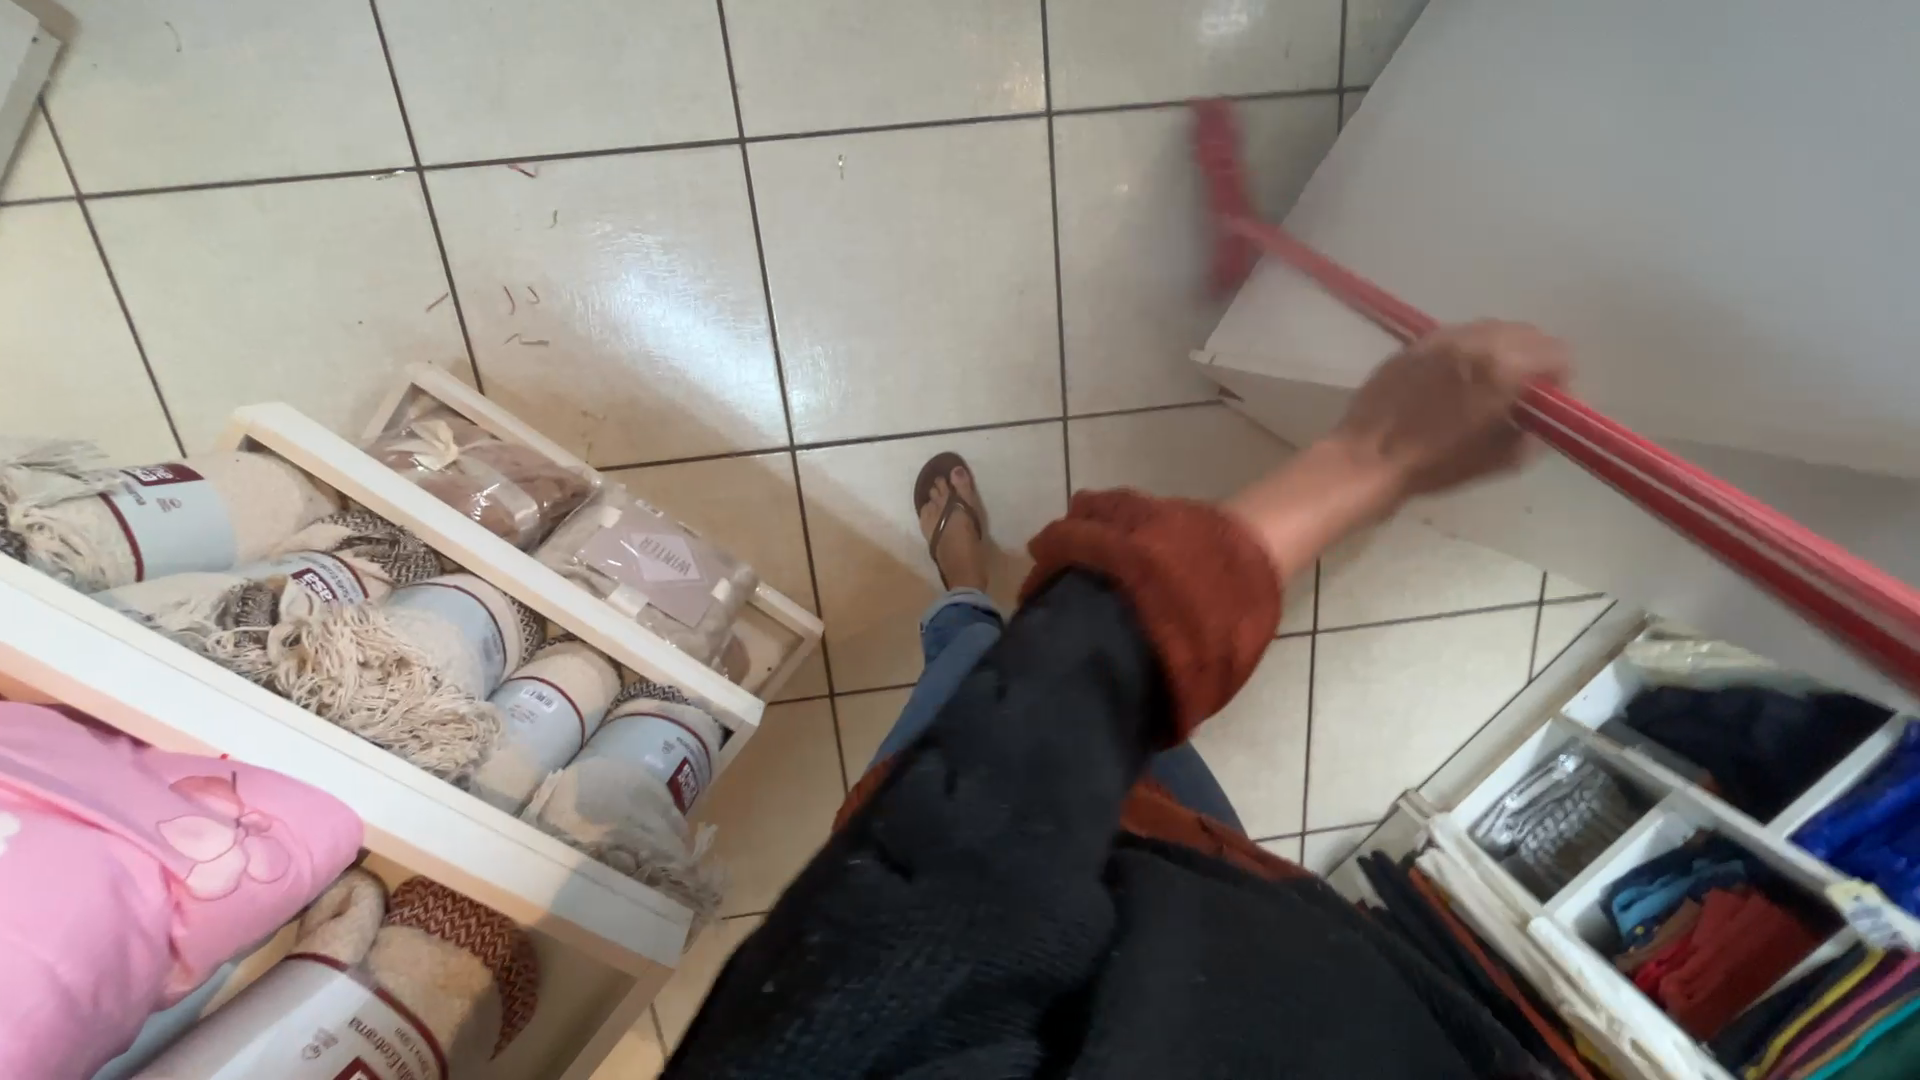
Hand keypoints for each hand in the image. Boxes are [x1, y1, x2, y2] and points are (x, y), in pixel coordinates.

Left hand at [1332, 319, 1570, 500]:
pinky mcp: (1407, 348)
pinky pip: (1449, 338)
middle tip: (1521, 387)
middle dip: (1530, 358)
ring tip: (1486, 380)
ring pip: (1485, 330)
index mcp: (1503, 367)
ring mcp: (1436, 341)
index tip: (1550, 397)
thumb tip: (1542, 423)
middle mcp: (1472, 342)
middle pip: (1523, 334)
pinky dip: (1461, 352)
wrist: (1363, 460)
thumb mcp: (1496, 460)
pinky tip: (1451, 377)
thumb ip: (1530, 435)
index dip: (1559, 376)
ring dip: (1496, 350)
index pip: (1556, 353)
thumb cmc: (1431, 465)